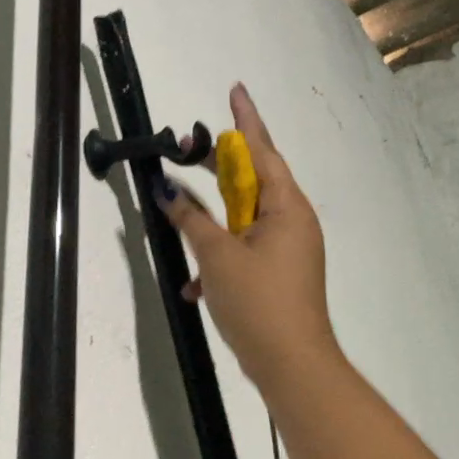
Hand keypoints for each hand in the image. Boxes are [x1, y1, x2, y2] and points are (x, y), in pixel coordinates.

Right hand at [159, 83, 338, 387]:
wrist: (292, 368)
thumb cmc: (258, 301)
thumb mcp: (217, 255)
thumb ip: (190, 217)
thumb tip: (166, 188)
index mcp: (286, 208)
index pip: (262, 151)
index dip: (245, 121)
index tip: (235, 91)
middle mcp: (292, 222)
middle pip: (252, 181)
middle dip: (219, 168)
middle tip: (188, 150)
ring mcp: (287, 250)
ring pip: (243, 218)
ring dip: (212, 221)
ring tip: (181, 212)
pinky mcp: (278, 275)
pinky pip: (244, 250)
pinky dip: (219, 258)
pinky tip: (194, 285)